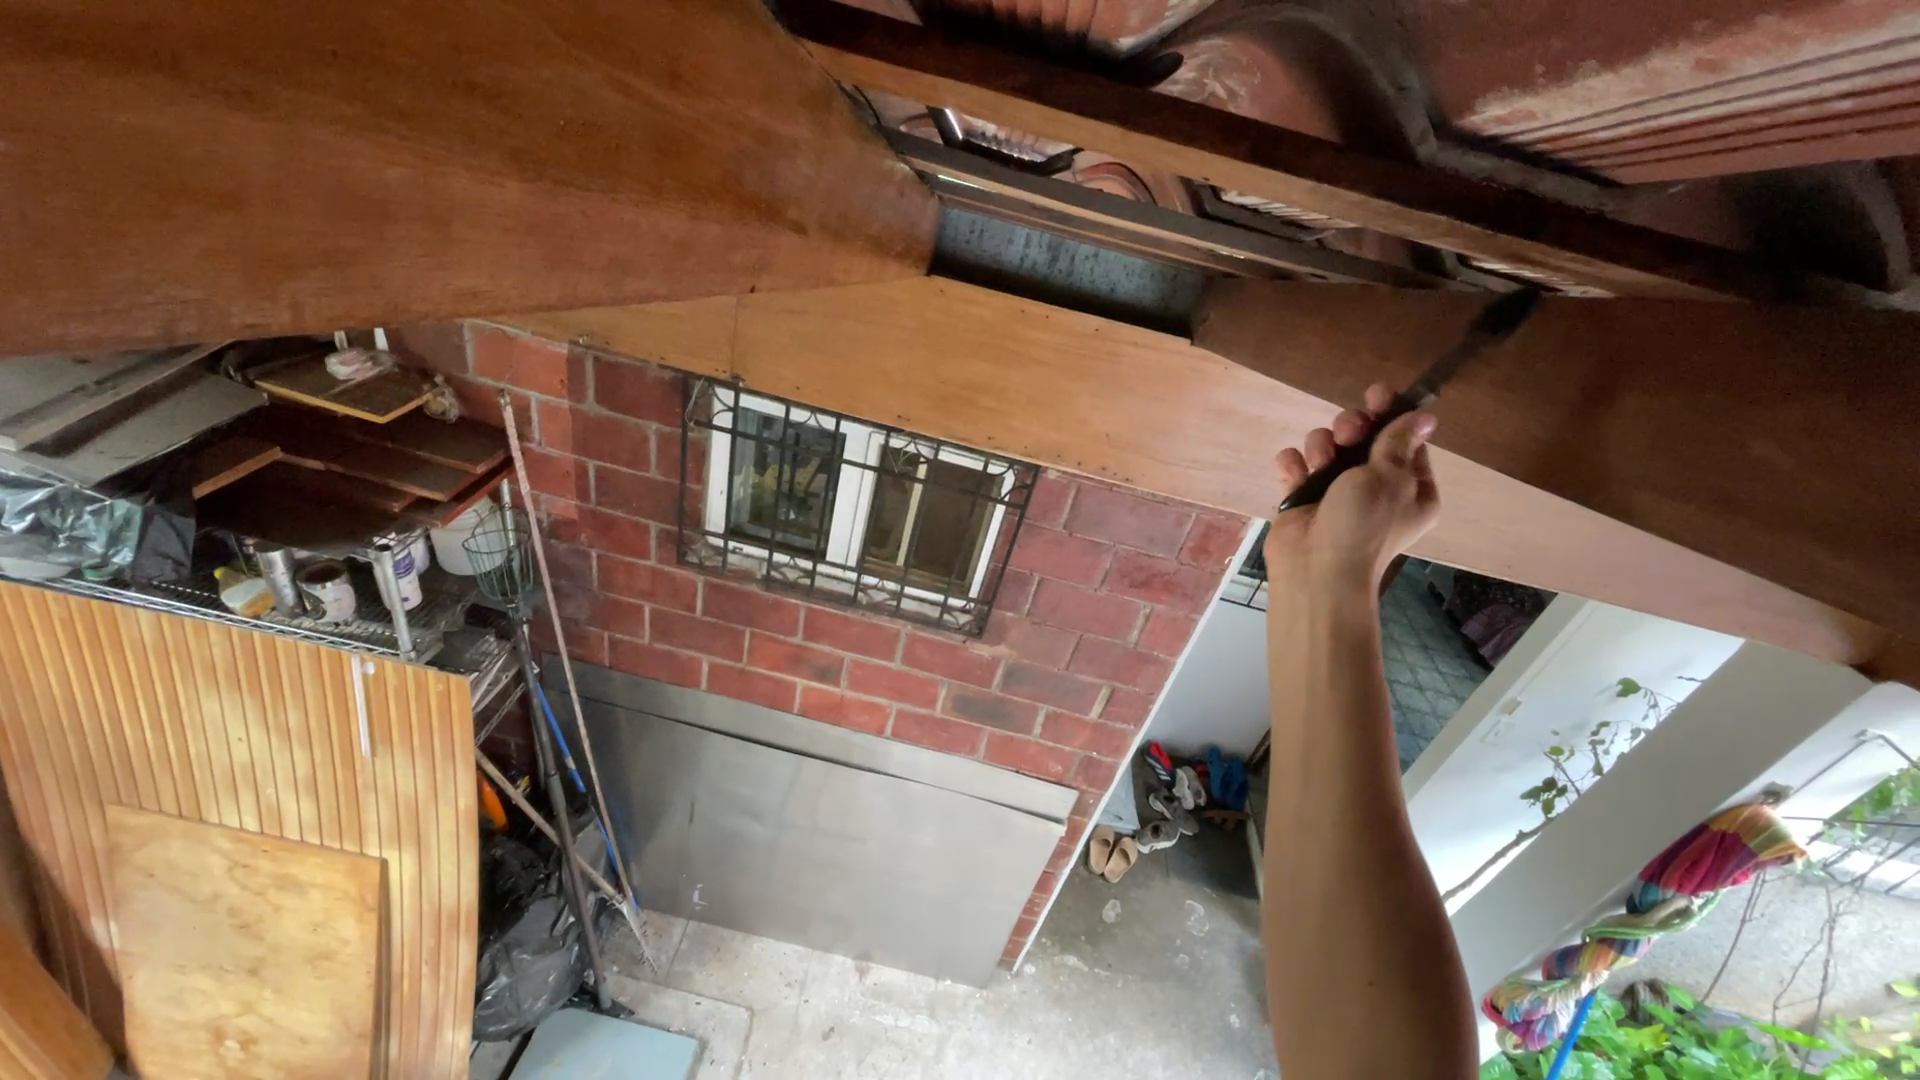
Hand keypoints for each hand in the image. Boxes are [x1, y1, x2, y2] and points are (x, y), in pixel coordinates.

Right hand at [1264, 383, 1440, 587]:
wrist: (1317, 568)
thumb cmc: (1363, 523)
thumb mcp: (1391, 477)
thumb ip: (1399, 441)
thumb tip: (1425, 416)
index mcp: (1410, 487)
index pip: (1405, 440)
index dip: (1390, 415)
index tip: (1376, 394)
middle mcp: (1374, 488)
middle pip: (1362, 438)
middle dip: (1350, 428)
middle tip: (1347, 432)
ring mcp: (1335, 493)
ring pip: (1327, 447)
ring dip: (1320, 447)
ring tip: (1318, 463)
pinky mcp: (1303, 499)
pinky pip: (1296, 467)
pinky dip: (1292, 466)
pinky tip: (1294, 473)